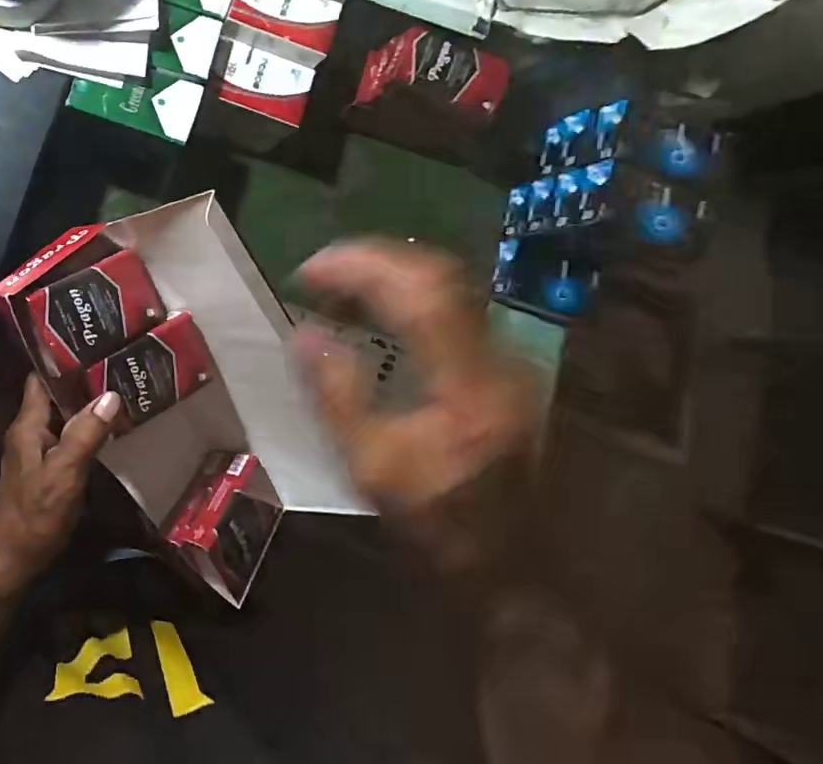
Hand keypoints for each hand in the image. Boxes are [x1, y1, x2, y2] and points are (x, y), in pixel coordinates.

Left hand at [0, 376, 120, 594]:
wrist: (15, 557)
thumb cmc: (37, 513)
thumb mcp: (65, 472)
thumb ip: (86, 433)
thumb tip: (111, 395)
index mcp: (27, 424)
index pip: (40, 378)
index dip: (62, 360)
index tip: (92, 345)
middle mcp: (28, 430)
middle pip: (54, 394)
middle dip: (81, 380)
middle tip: (116, 365)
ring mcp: (35, 448)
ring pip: (61, 415)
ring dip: (85, 404)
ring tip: (119, 387)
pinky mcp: (44, 465)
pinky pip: (65, 435)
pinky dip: (84, 427)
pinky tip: (109, 426)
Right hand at [293, 240, 537, 540]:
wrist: (518, 564)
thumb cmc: (439, 521)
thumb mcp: (372, 467)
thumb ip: (336, 396)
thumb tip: (304, 334)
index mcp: (467, 384)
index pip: (420, 293)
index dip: (360, 266)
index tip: (308, 271)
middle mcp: (498, 358)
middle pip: (438, 274)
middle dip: (372, 259)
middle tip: (320, 270)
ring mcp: (508, 359)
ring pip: (448, 284)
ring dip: (389, 272)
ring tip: (339, 283)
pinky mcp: (504, 364)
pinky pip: (451, 305)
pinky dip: (406, 292)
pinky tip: (376, 307)